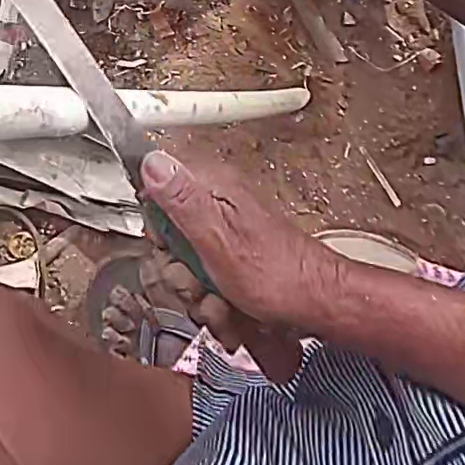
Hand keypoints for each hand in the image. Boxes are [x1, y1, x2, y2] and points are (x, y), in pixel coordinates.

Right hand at [137, 150, 347, 337]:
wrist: (313, 299)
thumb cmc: (276, 273)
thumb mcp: (217, 237)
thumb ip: (181, 199)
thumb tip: (151, 161)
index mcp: (214, 186)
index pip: (156, 191)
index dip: (158, 229)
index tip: (171, 249)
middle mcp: (219, 202)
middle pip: (167, 233)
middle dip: (177, 269)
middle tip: (198, 279)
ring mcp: (226, 228)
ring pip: (183, 261)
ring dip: (195, 289)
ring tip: (218, 296)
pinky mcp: (232, 253)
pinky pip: (202, 275)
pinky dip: (211, 296)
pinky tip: (227, 303)